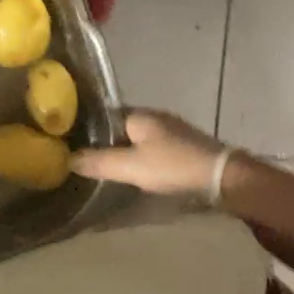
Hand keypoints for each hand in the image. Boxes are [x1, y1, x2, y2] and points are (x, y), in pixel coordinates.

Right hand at [71, 110, 225, 195]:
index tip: (72, 141)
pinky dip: (142, 157)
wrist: (225, 178)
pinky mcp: (184, 147)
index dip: (87, 126)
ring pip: (138, 138)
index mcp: (139, 116)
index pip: (104, 114)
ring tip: (107, 167)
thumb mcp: (130, 166)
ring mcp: (172, 131)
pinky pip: (153, 148)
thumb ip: (98, 162)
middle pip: (121, 127)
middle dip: (105, 140)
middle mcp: (155, 117)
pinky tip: (137, 172)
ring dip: (124, 150)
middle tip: (85, 158)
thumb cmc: (173, 166)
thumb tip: (68, 158)